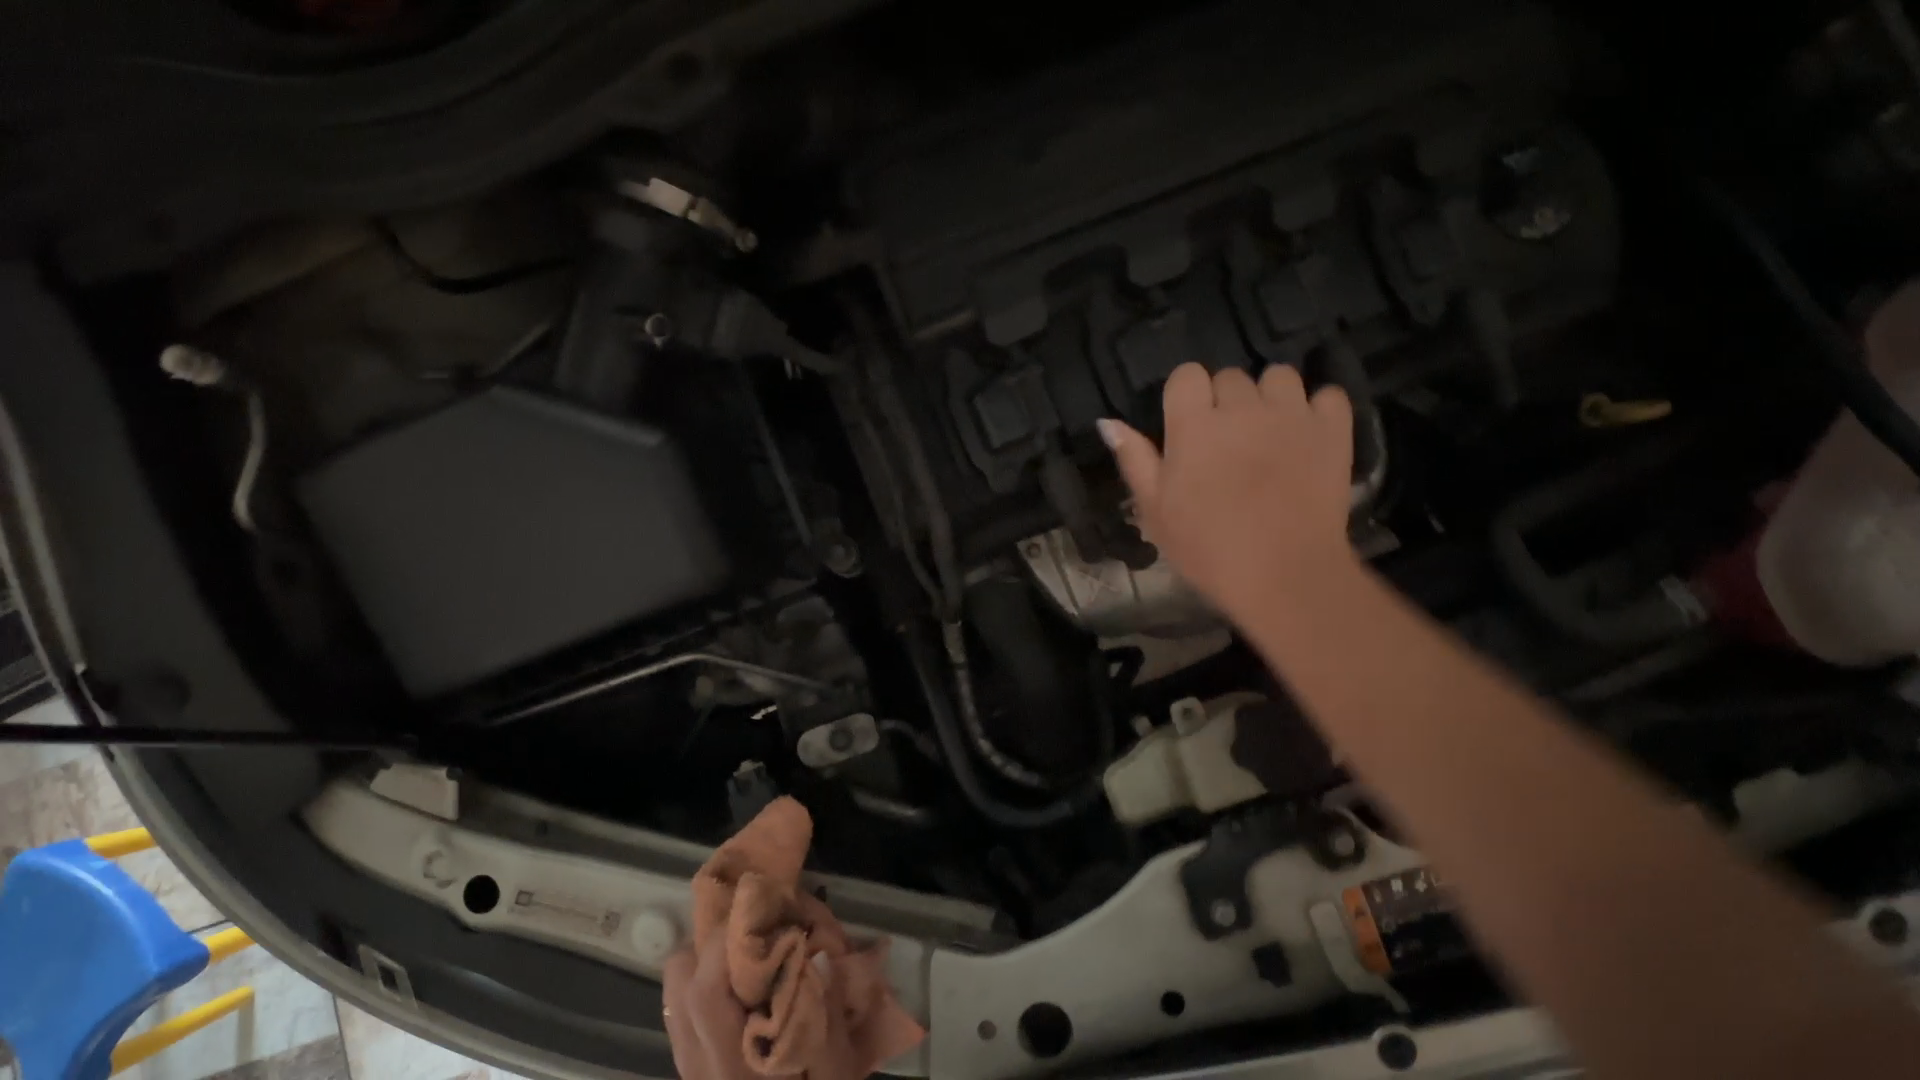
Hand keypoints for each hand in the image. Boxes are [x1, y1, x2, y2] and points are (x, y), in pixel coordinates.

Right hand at [1099, 363, 1356, 627]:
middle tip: (1227, 444)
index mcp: (1194, 425)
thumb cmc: (1208, 549)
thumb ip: (1134, 460)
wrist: (1285, 576)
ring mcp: (1292, 414)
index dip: (1186, 396)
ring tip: (1270, 433)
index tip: (1188, 426)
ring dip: (1271, 397)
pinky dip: (1319, 409)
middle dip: (1226, 402)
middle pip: (1231, 377)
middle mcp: (1242, 407)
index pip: (1186, 374)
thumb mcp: (1156, 512)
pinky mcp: (1334, 430)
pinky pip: (1329, 394)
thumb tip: (1107, 422)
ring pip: (1279, 376)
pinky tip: (1309, 435)